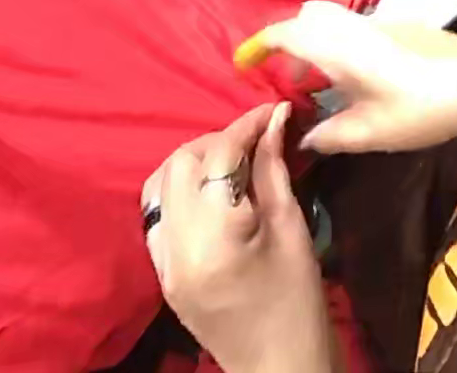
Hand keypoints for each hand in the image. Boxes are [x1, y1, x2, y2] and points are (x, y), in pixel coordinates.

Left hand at [143, 103, 335, 372]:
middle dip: (219, 140)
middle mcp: (176, 246)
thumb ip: (273, 166)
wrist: (278, 370)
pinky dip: (180, 187)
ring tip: (232, 163)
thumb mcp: (291, 225)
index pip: (220, 155)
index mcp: (214, 237)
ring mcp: (162, 261)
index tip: (273, 110)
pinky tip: (210, 189)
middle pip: (182, 162)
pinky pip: (158, 211)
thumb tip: (274, 117)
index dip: (247, 124)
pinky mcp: (161, 271)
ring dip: (195, 160)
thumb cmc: (298, 299)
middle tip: (255, 142)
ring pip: (162, 181)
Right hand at [238, 2, 456, 153]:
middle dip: (286, 43)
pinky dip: (334, 44)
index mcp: (333, 45)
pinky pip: (348, 27)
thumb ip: (330, 135)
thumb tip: (303, 139)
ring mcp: (372, 22)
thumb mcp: (369, 131)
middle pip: (304, 19)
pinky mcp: (392, 26)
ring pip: (327, 21)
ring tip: (315, 85)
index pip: (283, 33)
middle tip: (285, 81)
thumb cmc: (417, 105)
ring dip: (312, 44)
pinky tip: (350, 78)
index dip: (258, 45)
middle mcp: (348, 25)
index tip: (243, 62)